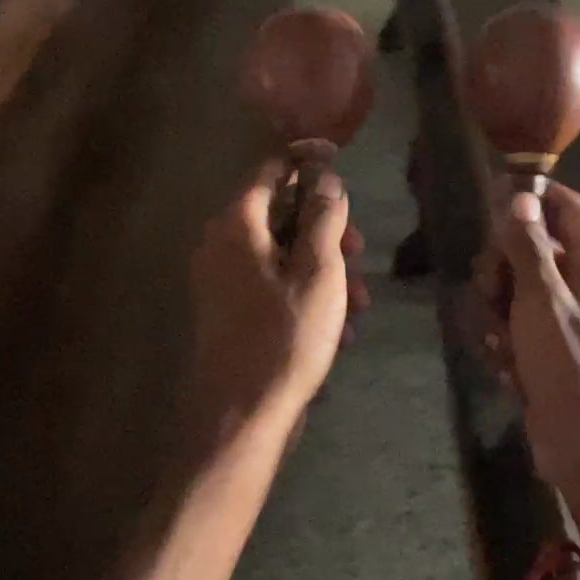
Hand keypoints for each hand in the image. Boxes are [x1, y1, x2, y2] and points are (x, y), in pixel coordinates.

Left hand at [186, 159, 363, 428]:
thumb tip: (325, 176)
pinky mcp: (227, 312)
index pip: (270, 170)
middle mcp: (220, 244)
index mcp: (236, 224)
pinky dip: (303, 293)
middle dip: (325, 231)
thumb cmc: (284, 335)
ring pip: (280, 254)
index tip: (338, 163)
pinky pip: (270, 284)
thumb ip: (324, 216)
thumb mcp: (319, 270)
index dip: (306, 162)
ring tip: (357, 305)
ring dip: (322, 269)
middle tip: (359, 253)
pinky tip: (336, 328)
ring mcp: (220, 281)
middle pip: (279, 215)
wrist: (240, 417)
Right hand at [476, 185, 579, 528]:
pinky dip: (502, 341)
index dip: (537, 196)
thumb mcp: (544, 300)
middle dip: (502, 265)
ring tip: (498, 339)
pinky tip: (503, 364)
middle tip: (491, 288)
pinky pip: (513, 327)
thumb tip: (520, 197)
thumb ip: (529, 247)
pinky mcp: (544, 352)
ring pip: (515, 290)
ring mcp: (562, 322)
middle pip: (533, 249)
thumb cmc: (571, 366)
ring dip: (496, 310)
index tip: (496, 195)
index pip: (571, 209)